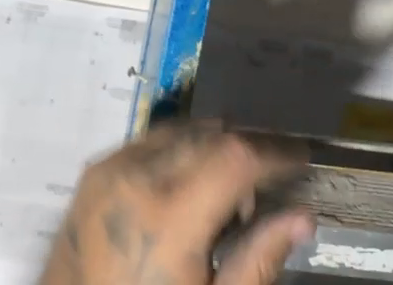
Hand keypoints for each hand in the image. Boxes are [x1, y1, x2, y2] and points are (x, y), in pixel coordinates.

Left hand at [40, 123, 311, 284]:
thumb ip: (256, 261)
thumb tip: (302, 218)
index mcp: (168, 215)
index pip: (236, 156)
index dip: (275, 152)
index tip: (302, 159)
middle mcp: (135, 175)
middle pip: (209, 137)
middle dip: (247, 149)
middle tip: (273, 179)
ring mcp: (107, 170)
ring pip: (177, 132)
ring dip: (212, 145)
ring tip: (232, 187)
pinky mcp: (90, 174)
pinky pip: (145, 142)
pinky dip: (177, 150)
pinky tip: (189, 183)